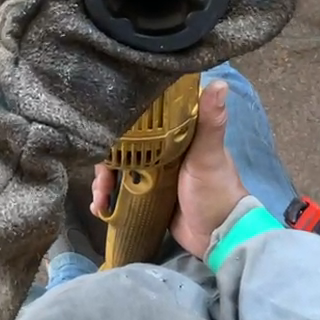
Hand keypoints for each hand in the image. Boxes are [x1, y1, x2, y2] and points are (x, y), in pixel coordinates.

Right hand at [90, 80, 250, 257]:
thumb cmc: (215, 190)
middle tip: (101, 179)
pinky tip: (101, 209)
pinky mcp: (147, 197)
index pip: (138, 125)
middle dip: (105, 163)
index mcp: (174, 138)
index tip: (102, 134)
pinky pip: (120, 194)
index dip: (118, 129)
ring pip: (117, 172)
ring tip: (100, 199)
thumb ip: (210, 122)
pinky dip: (108, 200)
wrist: (219, 236)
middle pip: (122, 149)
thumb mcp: (208, 155)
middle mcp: (160, 153)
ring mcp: (152, 176)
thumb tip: (218, 83)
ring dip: (103, 183)